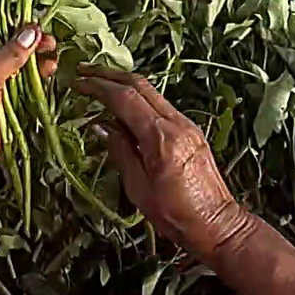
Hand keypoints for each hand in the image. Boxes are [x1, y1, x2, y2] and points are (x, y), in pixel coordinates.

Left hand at [0, 24, 56, 176]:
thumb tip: (31, 33)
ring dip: (32, 59)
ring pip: (11, 65)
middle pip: (0, 45)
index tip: (30, 21)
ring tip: (52, 51)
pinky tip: (48, 70)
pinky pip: (17, 85)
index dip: (6, 22)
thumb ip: (10, 54)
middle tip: (47, 39)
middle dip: (24, 41)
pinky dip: (32, 78)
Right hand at [73, 68, 254, 262]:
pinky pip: (160, 105)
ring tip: (99, 83)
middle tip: (84, 71)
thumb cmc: (176, 215)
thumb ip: (120, 151)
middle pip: (140, 84)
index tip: (78, 83)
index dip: (98, 87)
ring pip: (151, 92)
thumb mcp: (138, 188)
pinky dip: (138, 99)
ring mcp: (186, 124)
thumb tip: (102, 126)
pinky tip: (123, 105)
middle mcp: (176, 123)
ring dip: (124, 84)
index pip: (125, 99)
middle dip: (109, 74)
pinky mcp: (191, 130)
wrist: (216, 223)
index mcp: (160, 138)